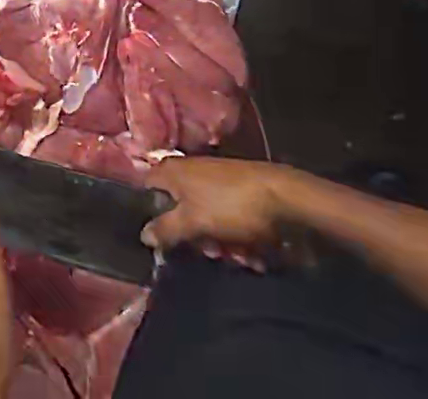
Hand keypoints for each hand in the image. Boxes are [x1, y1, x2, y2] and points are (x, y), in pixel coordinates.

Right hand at [140, 157, 302, 260]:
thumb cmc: (229, 205)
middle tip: (211, 252)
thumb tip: (143, 236)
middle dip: (194, 235)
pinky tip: (252, 252)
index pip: (147, 187)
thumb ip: (166, 229)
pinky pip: (227, 215)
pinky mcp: (237, 190)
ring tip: (240, 256)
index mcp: (170, 171)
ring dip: (220, 241)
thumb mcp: (193, 222)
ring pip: (206, 216)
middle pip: (179, 208)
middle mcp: (188, 170)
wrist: (285, 196)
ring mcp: (214, 179)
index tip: (162, 234)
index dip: (150, 210)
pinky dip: (236, 234)